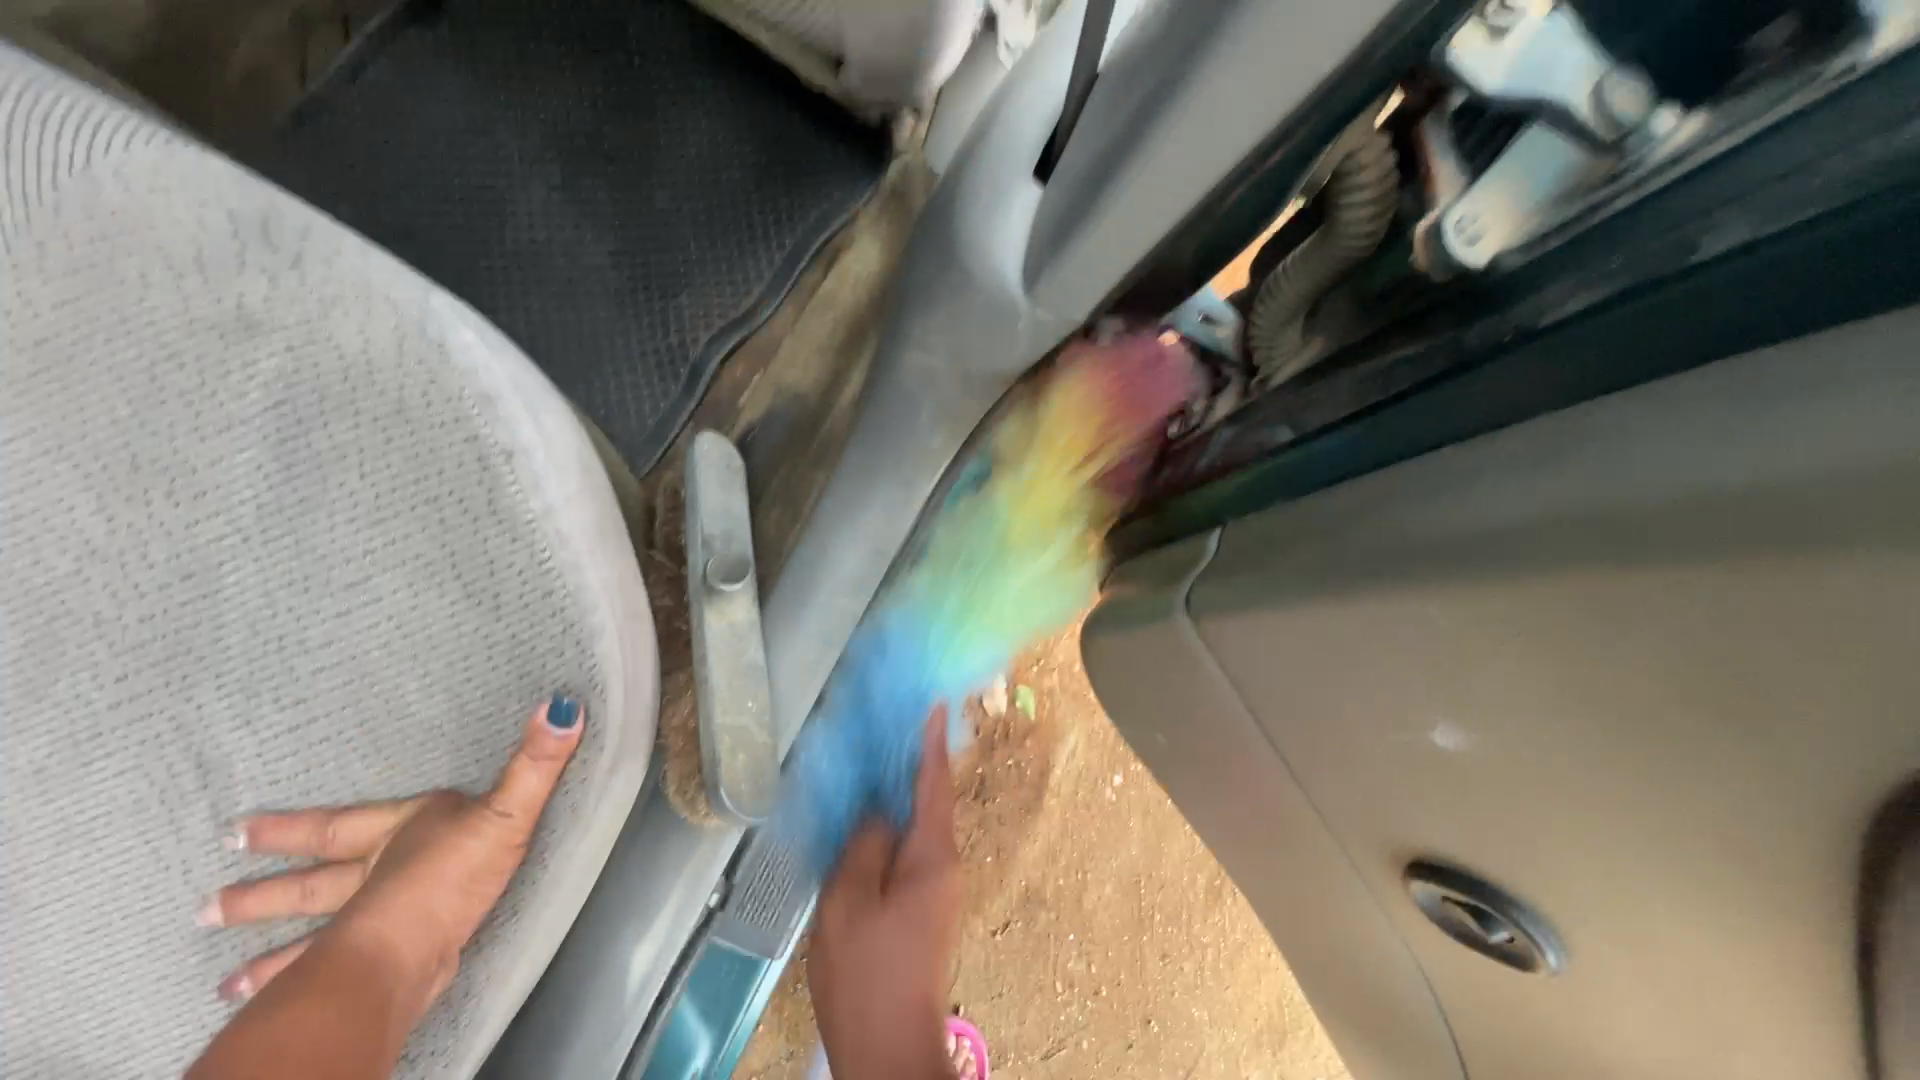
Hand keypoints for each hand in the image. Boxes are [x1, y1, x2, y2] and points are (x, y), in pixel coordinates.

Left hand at [200, 694, 583, 1006]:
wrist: (417, 953)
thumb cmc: (453, 875)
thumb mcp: (507, 810)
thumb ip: (536, 762)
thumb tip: (562, 706)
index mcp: (399, 834)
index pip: (338, 826)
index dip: (291, 827)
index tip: (233, 832)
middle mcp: (374, 877)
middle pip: (314, 883)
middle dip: (264, 895)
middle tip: (204, 910)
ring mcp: (370, 925)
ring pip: (313, 938)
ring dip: (272, 956)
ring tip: (223, 987)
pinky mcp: (381, 965)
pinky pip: (330, 974)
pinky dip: (305, 983)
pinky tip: (282, 999)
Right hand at [808, 708, 960, 1079]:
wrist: (888, 1044)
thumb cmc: (866, 974)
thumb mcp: (849, 900)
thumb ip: (864, 844)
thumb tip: (877, 809)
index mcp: (932, 857)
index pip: (934, 785)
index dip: (931, 744)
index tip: (934, 707)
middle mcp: (944, 866)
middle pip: (930, 802)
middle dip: (911, 764)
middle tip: (887, 729)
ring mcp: (937, 888)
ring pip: (918, 826)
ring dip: (899, 795)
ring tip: (870, 765)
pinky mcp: (924, 906)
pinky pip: (910, 850)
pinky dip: (892, 826)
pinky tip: (865, 822)